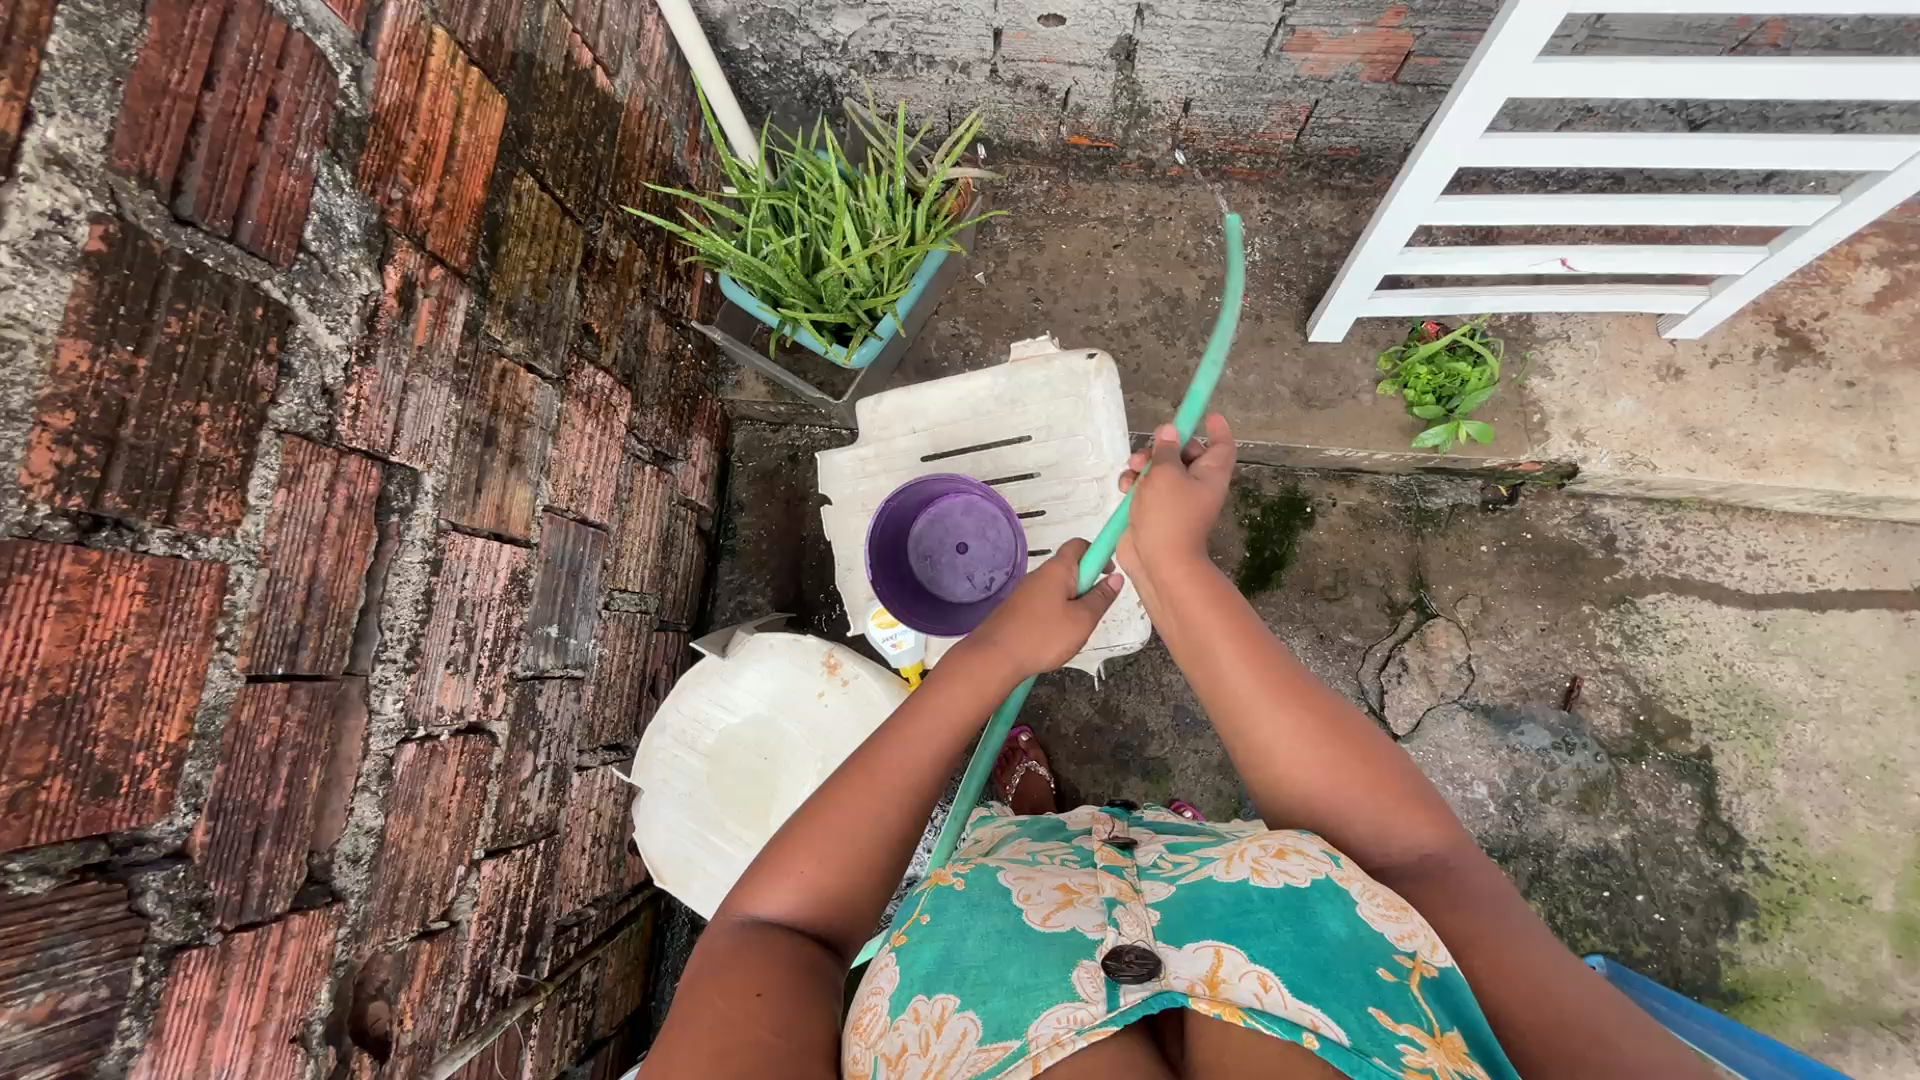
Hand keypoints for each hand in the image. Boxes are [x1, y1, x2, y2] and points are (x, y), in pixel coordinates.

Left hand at [954, 538, 1121, 680]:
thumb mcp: (1082, 620)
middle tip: (1093, 612)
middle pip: (1069, 568)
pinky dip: (1056, 614)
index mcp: (1057, 569)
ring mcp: (1026, 591)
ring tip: (1075, 629)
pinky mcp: (1017, 608)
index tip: (1109, 574)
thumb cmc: (1043, 636)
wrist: (995, 656)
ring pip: (1057, 589)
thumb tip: (1115, 577)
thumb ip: (1101, 598)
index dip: (1098, 554)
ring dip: (1072, 603)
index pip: (1079, 545)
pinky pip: (1044, 603)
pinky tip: (1055, 637)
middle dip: (1086, 585)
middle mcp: (1040, 574)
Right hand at [1116, 412, 1235, 610]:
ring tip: (1133, 470)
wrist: (1158, 561)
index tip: (1207, 415)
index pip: (1221, 445)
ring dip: (1143, 464)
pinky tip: (1125, 487)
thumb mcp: (1166, 474)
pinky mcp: (1153, 510)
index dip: (1216, 429)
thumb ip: (1165, 449)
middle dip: (1164, 447)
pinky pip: (1143, 487)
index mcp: (1210, 475)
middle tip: (1149, 449)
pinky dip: (1134, 483)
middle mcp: (1195, 484)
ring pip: (1159, 469)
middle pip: (1183, 453)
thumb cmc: (1170, 516)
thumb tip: (1169, 431)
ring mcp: (1174, 499)